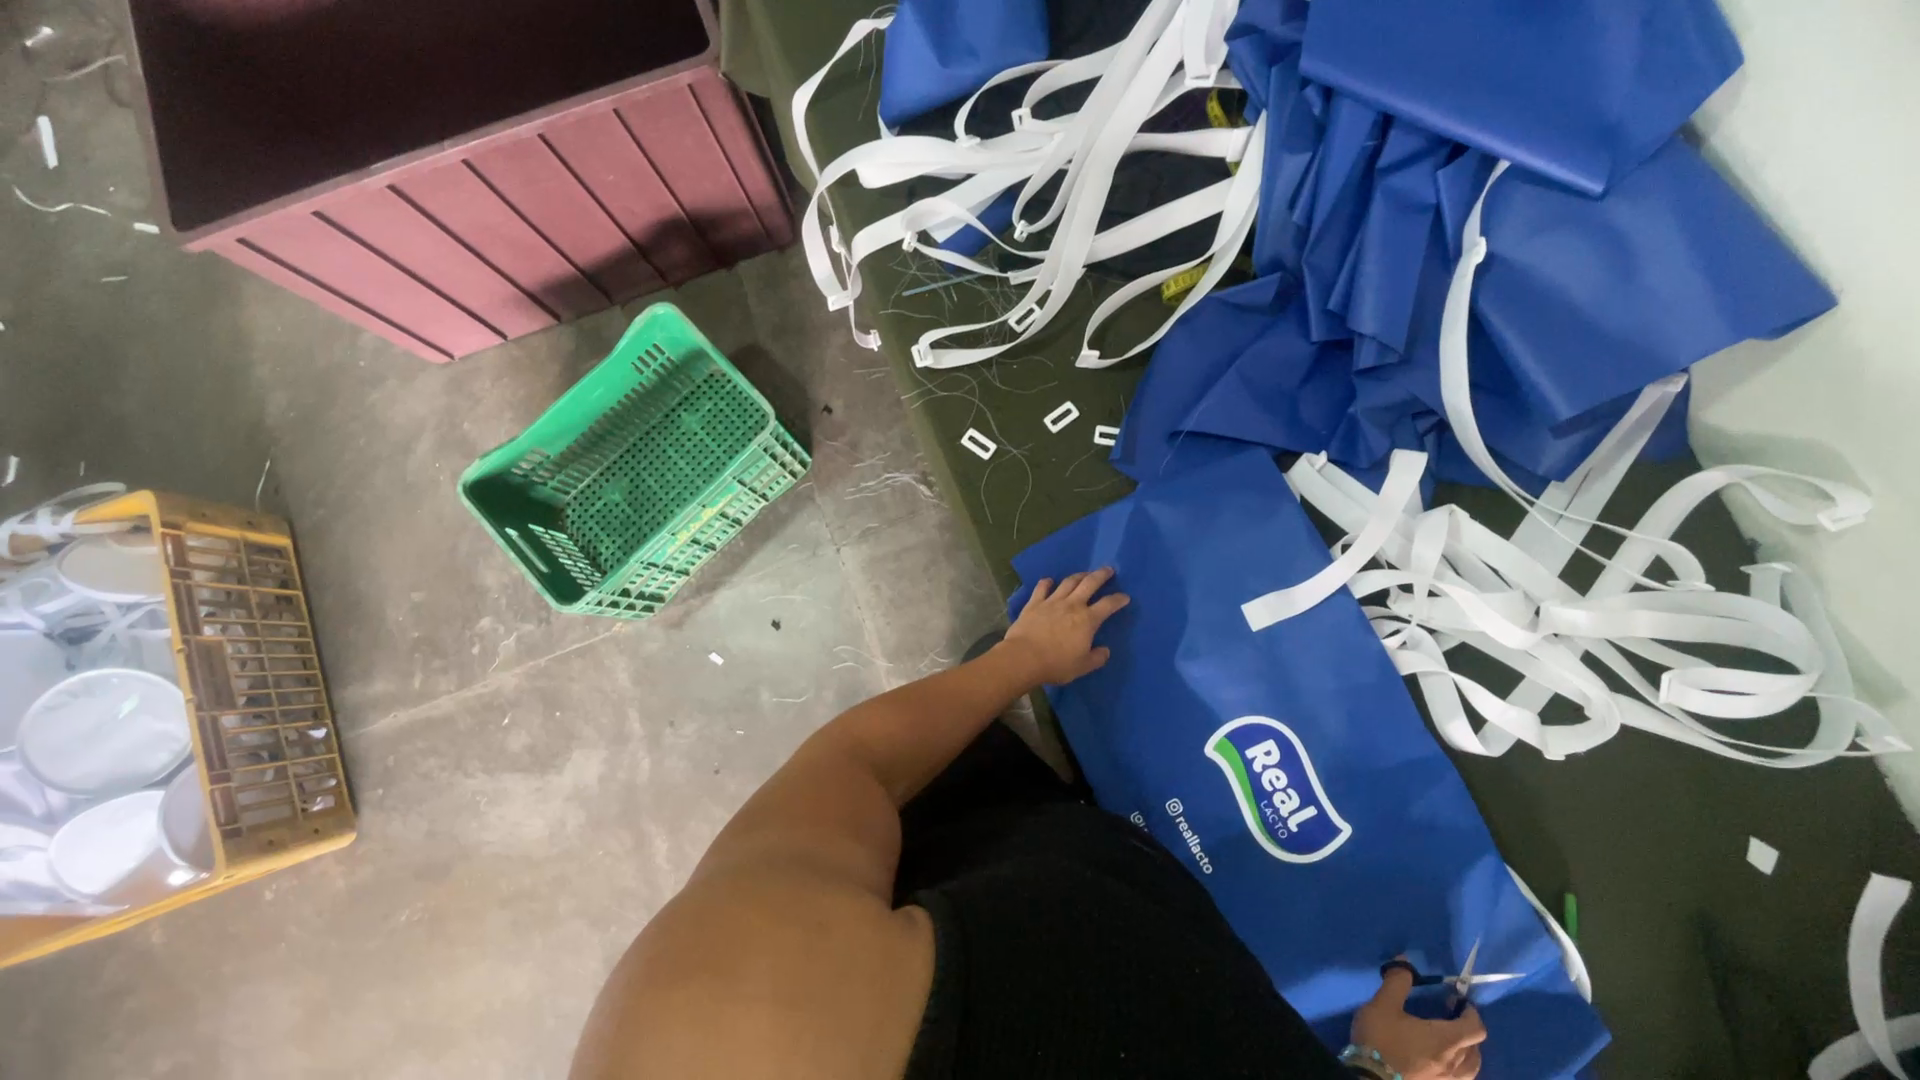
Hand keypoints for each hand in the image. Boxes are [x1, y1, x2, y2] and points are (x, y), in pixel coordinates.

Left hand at [1000, 567, 1130, 685]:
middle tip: (1108, 569)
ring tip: (1084, 573)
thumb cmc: (1056, 664)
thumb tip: (1105, 651)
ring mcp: (1052, 601)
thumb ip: (1097, 658)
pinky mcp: (1034, 603)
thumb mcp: (1083, 666)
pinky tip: (1049, 580)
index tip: (1125, 597)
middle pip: (1089, 583)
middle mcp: (1072, 605)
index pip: (1108, 605)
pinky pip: (1042, 588)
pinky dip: (1046, 582)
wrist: (1024, 657)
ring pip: (1068, 582)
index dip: (1118, 599)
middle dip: (1101, 575)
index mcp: (1087, 620)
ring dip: (1078, 576)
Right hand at [1349, 963, 1487, 1079]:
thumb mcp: (1383, 1004)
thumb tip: (1404, 960)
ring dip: (1467, 1052)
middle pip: (1476, 1049)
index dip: (1471, 1013)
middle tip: (1450, 1018)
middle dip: (1467, 1031)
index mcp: (1446, 1040)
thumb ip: (1398, 982)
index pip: (1475, 1028)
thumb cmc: (1381, 1039)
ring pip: (1471, 1068)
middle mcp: (1455, 1063)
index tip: (1458, 1001)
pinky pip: (1460, 1079)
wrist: (1371, 1077)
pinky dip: (1459, 1069)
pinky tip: (1441, 1063)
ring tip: (1450, 1042)